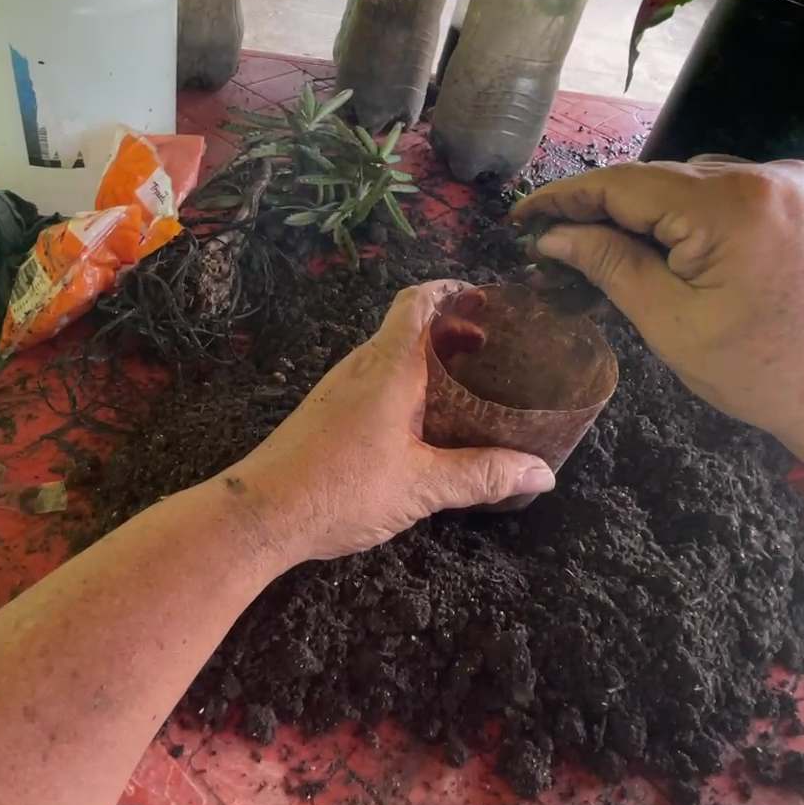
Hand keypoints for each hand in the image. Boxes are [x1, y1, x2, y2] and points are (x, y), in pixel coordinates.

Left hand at [225, 280, 556, 563]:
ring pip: (390, 357)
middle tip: (491, 351)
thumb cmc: (342, 488)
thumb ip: (482, 475)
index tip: (485, 302)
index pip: (417, 303)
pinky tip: (424, 423)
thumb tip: (542, 472)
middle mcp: (361, 366)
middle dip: (451, 331)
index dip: (451, 292)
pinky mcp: (327, 411)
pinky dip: (407, 385)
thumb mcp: (422, 486)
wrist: (261, 512)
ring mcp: (340, 388)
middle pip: (408, 328)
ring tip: (467, 387)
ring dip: (429, 362)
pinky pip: (375, 382)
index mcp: (388, 367)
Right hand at [513, 160, 803, 470]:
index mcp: (730, 204)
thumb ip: (608, 265)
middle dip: (598, 210)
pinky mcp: (795, 200)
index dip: (564, 197)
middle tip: (549, 243)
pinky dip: (677, 217)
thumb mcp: (669, 322)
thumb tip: (552, 236)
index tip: (520, 216)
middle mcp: (762, 174)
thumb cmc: (762, 372)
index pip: (623, 184)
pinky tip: (658, 248)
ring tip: (597, 251)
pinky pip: (716, 195)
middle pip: (654, 181)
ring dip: (637, 214)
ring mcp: (785, 183)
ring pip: (683, 186)